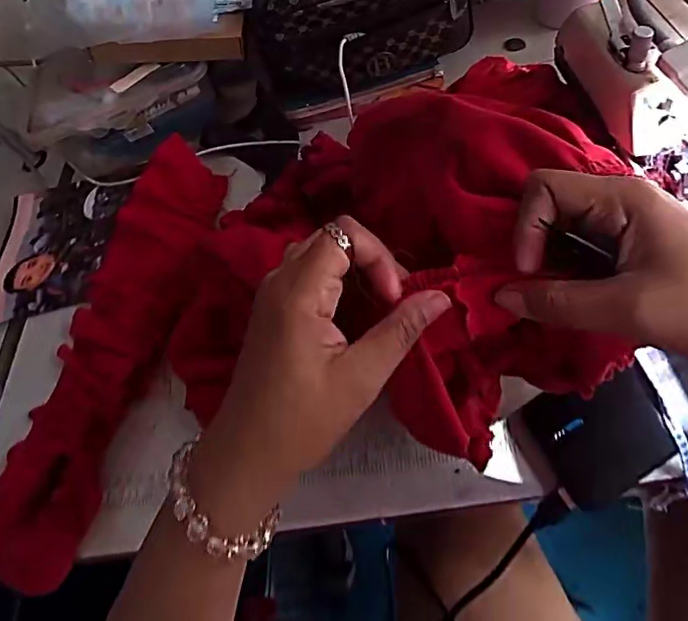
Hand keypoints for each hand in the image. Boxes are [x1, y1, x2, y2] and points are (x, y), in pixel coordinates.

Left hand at [190, 217, 449, 525]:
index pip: (343, 232)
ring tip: (380, 306)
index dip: (377, 255)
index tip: (393, 298)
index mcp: (297, 291)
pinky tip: (355, 316)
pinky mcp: (273, 305)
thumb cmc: (301, 422)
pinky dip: (339, 281)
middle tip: (395, 300)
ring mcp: (272, 291)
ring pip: (322, 251)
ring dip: (356, 269)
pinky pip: (310, 271)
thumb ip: (401, 330)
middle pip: (333, 236)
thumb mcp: (360, 379)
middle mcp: (279, 279)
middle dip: (372, 259)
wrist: (246, 455)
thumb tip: (441, 296)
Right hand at [495, 170, 687, 372]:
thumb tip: (500, 295)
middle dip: (538, 247)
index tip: (532, 275)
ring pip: (568, 229)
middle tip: (542, 293)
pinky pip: (588, 246)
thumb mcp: (628, 310)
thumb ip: (559, 302)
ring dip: (556, 263)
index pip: (544, 187)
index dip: (526, 228)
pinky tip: (585, 299)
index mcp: (622, 196)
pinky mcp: (637, 242)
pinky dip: (574, 271)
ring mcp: (631, 219)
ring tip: (566, 301)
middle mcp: (623, 197)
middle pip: (553, 205)